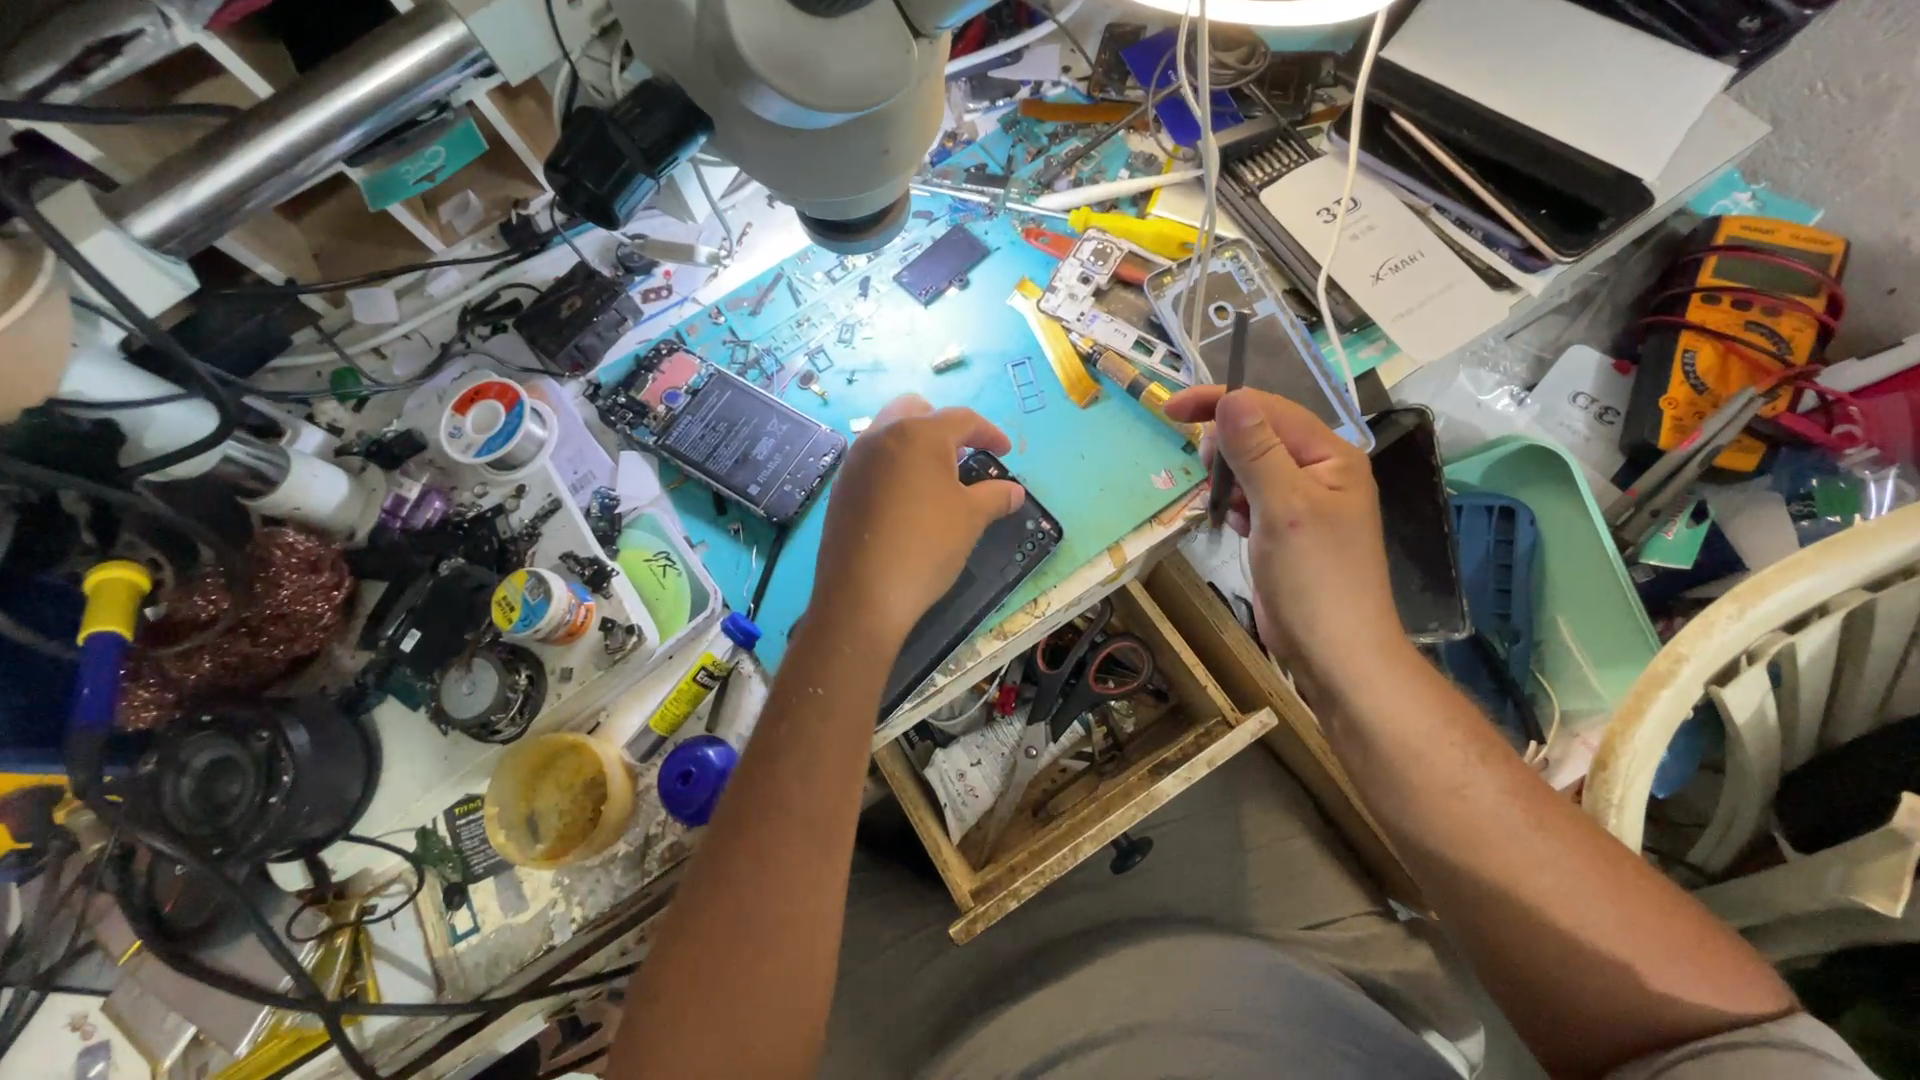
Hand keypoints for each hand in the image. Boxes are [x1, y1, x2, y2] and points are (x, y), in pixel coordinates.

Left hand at [811, 394, 1025, 647]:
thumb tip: (1013, 491)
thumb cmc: (926, 546)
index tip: (1004, 451)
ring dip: (916, 445)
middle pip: (916, 411)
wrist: (863, 593)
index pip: (962, 419)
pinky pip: (873, 461)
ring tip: (938, 478)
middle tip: (964, 454)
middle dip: (944, 426)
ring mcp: (855, 460)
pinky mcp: (841, 487)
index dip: (989, 433)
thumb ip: (995, 496)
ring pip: (889, 433)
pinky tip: (908, 500)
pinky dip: (895, 466)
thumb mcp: (971, 519)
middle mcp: (881, 436)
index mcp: (918, 434)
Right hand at [1165, 386, 1402, 681]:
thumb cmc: (1315, 578)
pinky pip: (1252, 499)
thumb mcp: (1283, 506)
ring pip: (1251, 468)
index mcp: (1331, 455)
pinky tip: (1234, 526)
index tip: (1170, 410)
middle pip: (1260, 434)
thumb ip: (1256, 450)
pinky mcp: (1286, 530)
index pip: (1270, 408)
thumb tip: (1229, 398)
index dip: (1219, 403)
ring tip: (1223, 506)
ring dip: (1228, 479)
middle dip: (1224, 446)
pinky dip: (1235, 505)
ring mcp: (1304, 502)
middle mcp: (1320, 471)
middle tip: (1205, 475)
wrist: (1336, 652)